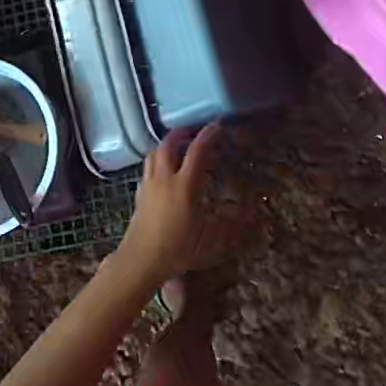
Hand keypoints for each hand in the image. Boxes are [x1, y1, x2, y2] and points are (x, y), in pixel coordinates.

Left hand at [116, 123, 222, 283]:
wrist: (141, 260)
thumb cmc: (177, 249)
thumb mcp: (208, 237)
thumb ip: (228, 222)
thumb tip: (246, 211)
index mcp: (184, 185)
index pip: (197, 151)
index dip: (208, 135)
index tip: (217, 126)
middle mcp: (164, 178)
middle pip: (169, 143)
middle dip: (181, 133)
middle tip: (193, 132)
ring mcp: (148, 184)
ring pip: (154, 152)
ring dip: (166, 144)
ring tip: (178, 147)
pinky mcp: (139, 193)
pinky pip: (148, 167)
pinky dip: (157, 160)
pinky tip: (163, 171)